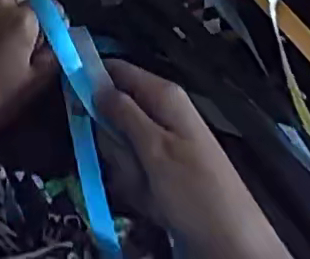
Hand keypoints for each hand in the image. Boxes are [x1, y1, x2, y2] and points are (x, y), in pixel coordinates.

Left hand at [0, 0, 55, 143]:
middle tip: (34, 46)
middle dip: (36, 15)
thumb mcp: (37, 81)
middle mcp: (2, 1)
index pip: (50, 8)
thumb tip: (61, 38)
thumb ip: (55, 54)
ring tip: (13, 45)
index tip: (54, 43)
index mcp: (22, 18)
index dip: (55, 24)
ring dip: (17, 13)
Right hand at [97, 60, 289, 258]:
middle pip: (113, 110)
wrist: (239, 252)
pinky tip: (154, 202)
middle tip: (126, 160)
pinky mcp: (163, 172)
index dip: (90, 78)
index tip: (69, 97)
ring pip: (120, 143)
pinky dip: (138, 186)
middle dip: (112, 138)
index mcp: (163, 95)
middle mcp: (162, 112)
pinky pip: (133, 168)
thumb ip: (121, 112)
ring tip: (147, 186)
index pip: (114, 68)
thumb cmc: (197, 194)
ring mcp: (162, 144)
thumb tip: (92, 82)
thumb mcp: (155, 150)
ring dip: (125, 167)